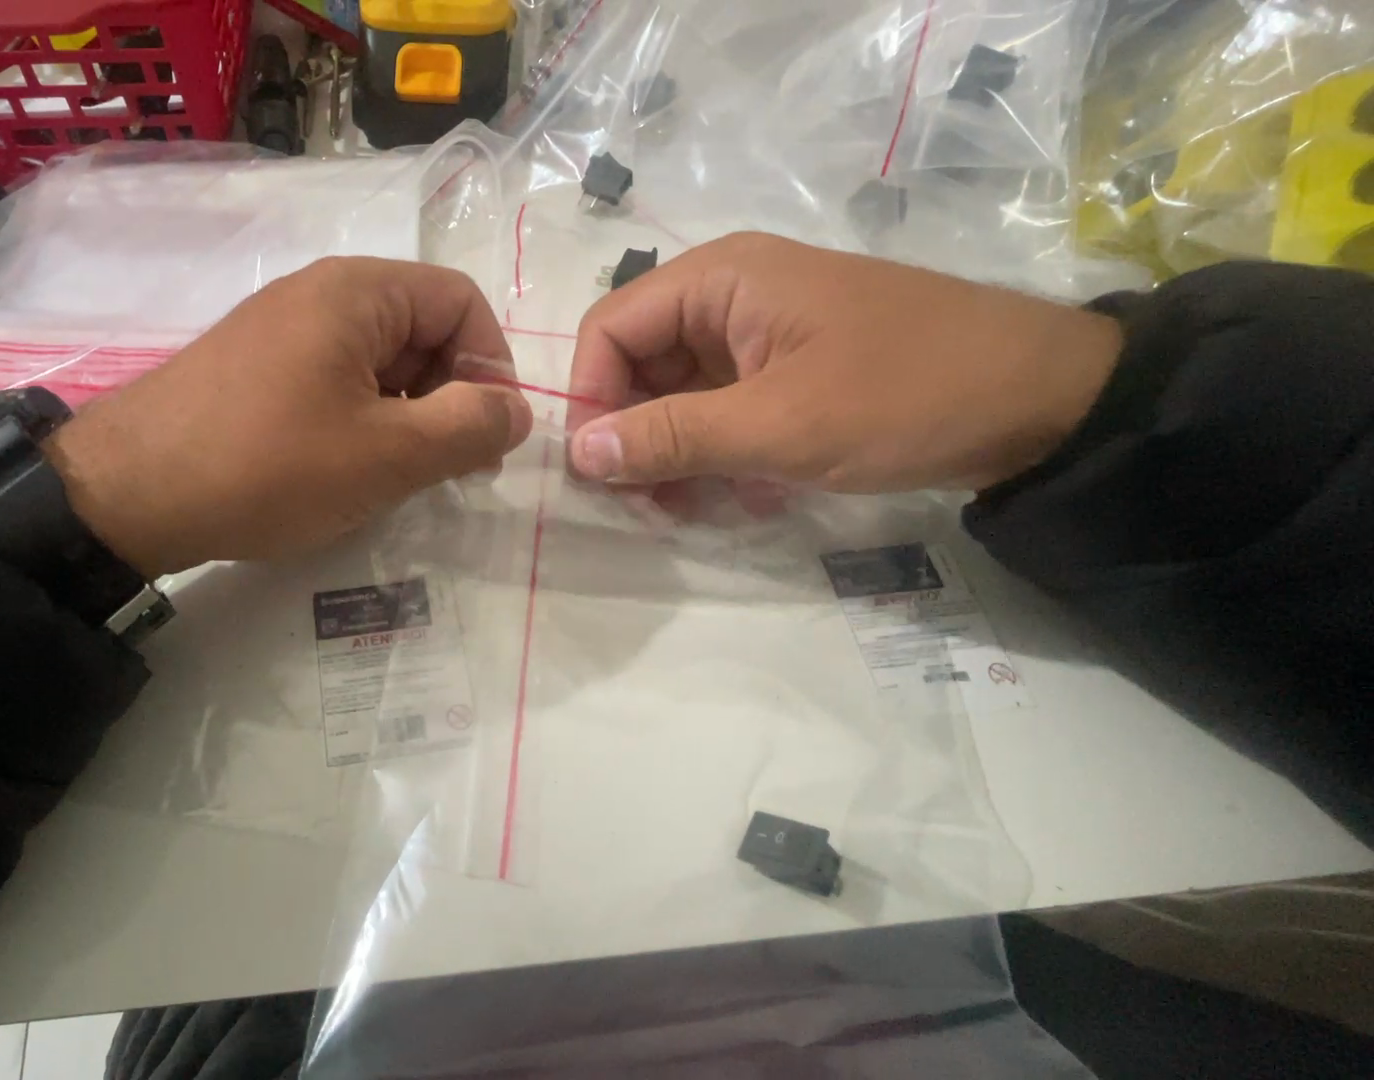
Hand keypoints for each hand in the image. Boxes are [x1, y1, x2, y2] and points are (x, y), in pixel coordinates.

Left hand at [43, 257, 530, 576]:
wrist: (129, 494)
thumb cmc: (270, 465)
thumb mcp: (387, 454)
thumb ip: (469, 427)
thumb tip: (517, 412)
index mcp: (358, 291)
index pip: (461, 301)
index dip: (491, 366)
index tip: (487, 437)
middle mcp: (320, 294)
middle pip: (421, 330)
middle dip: (449, 397)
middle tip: (446, 468)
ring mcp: (281, 331)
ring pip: (379, 364)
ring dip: (406, 417)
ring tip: (394, 477)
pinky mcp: (255, 371)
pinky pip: (335, 383)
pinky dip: (360, 423)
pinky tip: (346, 471)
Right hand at [564, 233, 1124, 492]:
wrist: (1047, 403)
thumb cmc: (907, 397)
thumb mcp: (778, 425)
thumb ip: (669, 437)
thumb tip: (578, 454)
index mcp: (719, 280)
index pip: (608, 330)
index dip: (590, 399)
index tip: (601, 471)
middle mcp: (728, 297)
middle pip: (636, 364)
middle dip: (632, 436)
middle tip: (648, 505)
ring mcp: (758, 335)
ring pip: (674, 395)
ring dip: (672, 455)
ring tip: (691, 510)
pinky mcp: (784, 370)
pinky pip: (719, 411)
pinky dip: (715, 455)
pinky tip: (744, 495)